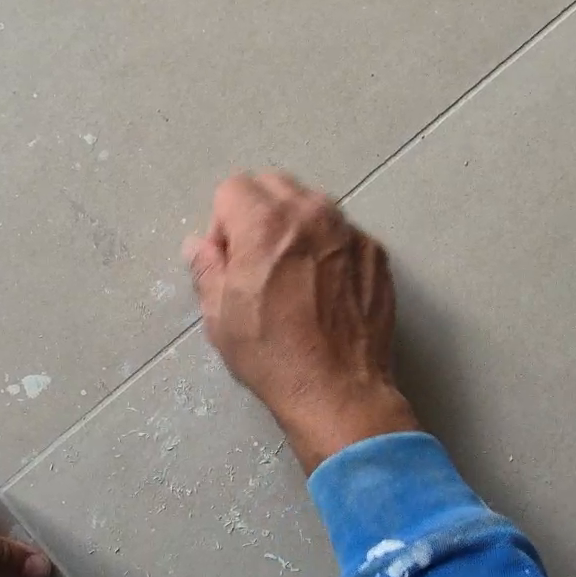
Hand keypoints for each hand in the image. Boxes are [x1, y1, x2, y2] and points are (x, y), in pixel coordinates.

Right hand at [182, 171, 418, 473]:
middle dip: (256, 215)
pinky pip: (341, 234)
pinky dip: (326, 249)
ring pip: (311, 207)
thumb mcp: (220, 317)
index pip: (231, 189)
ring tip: (291, 279)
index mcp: (266, 223)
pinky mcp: (376, 253)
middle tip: (254, 264)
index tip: (227, 262)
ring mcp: (350, 231)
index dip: (221, 225)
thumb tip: (199, 246)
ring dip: (293, 229)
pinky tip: (323, 293)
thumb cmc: (272, 357)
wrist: (338, 391)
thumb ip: (207, 269)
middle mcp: (313, 213)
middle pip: (273, 186)